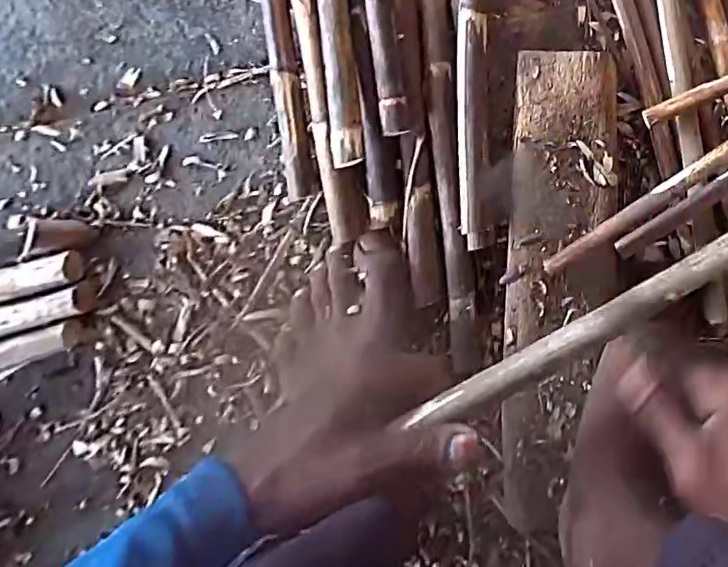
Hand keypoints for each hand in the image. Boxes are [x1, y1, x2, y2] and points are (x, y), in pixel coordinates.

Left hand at [225, 230, 480, 535]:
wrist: (255, 488)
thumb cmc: (319, 467)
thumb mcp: (379, 461)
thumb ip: (426, 447)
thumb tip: (471, 443)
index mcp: (371, 346)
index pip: (387, 283)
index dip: (391, 259)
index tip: (393, 243)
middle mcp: (343, 337)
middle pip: (348, 279)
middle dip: (359, 257)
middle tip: (366, 238)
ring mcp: (313, 349)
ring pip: (320, 294)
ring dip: (329, 274)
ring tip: (335, 255)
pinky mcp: (293, 367)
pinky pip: (297, 324)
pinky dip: (302, 307)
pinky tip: (302, 302)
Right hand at [616, 349, 727, 555]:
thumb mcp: (687, 458)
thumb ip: (654, 410)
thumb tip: (628, 374)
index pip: (674, 359)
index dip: (647, 373)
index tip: (629, 379)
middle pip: (687, 371)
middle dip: (666, 389)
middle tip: (649, 409)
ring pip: (700, 384)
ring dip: (682, 401)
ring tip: (673, 429)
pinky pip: (715, 397)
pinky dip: (699, 410)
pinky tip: (692, 434)